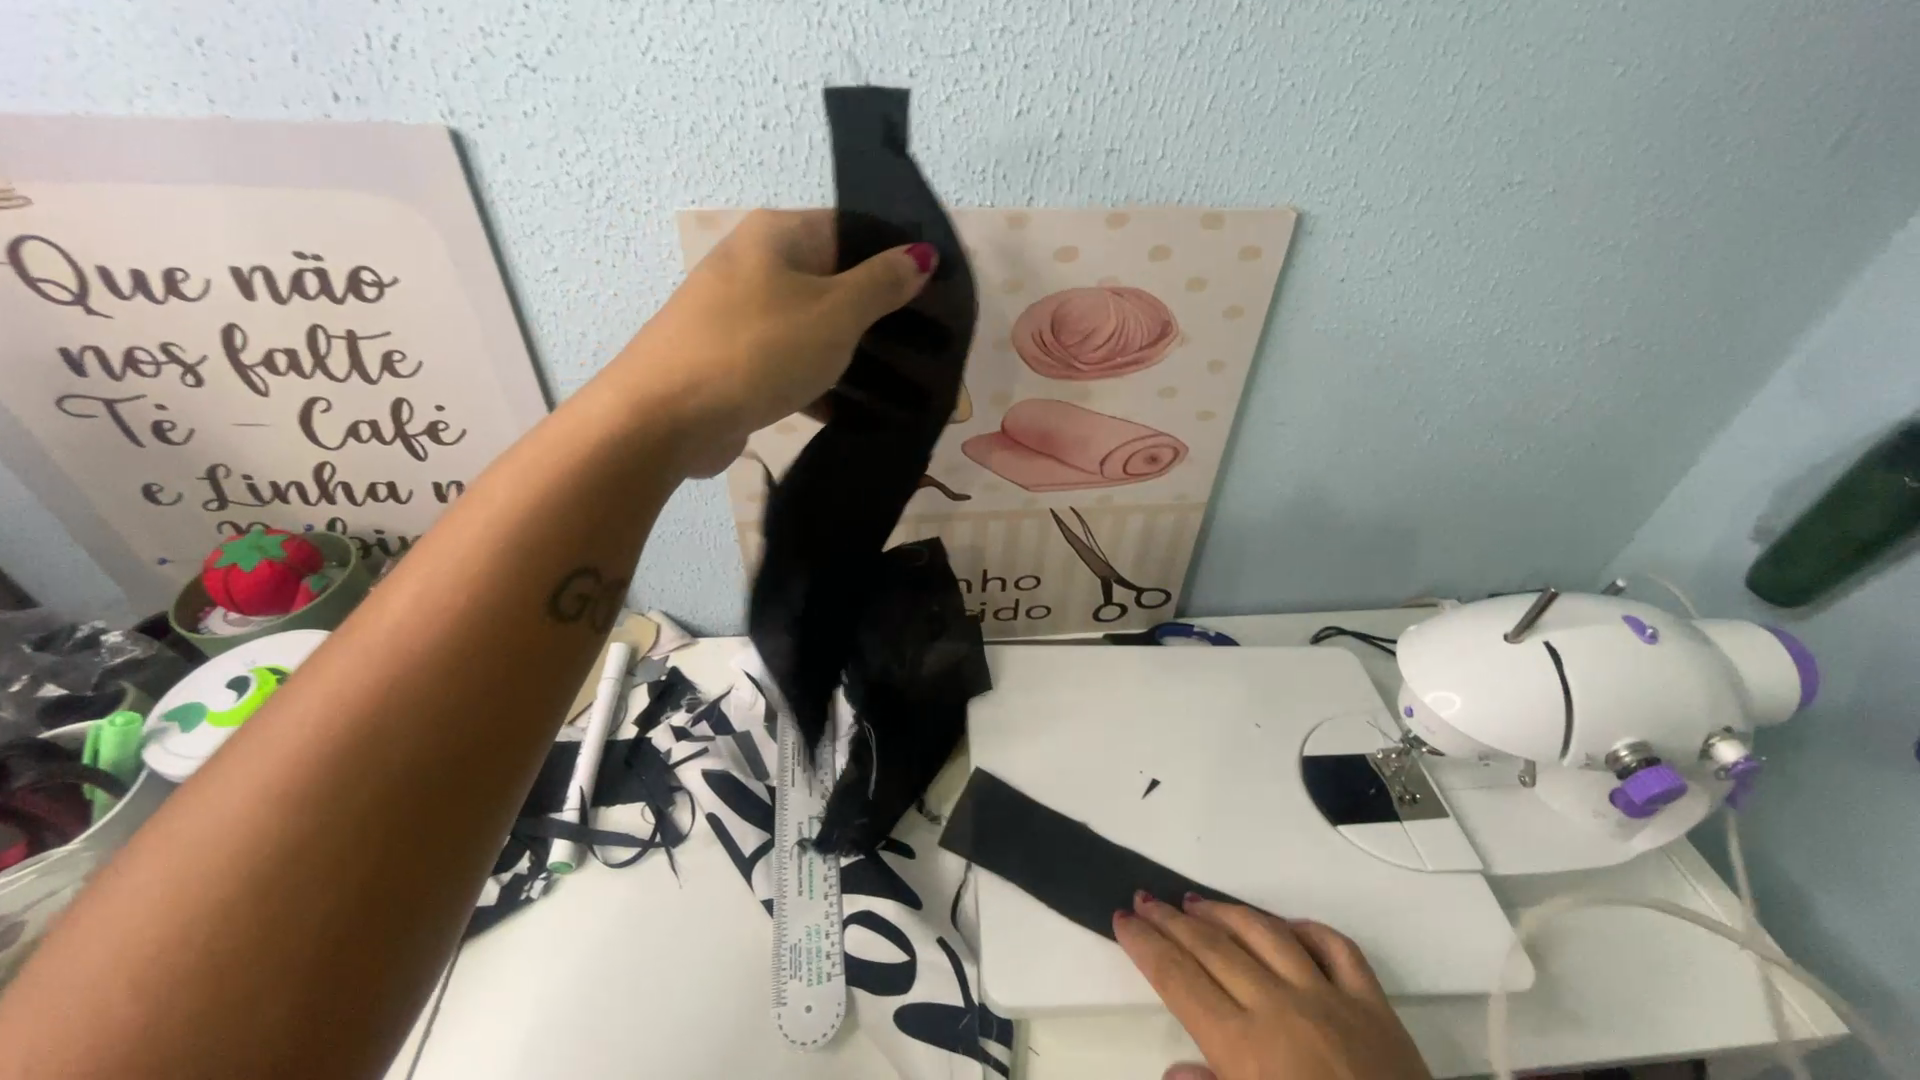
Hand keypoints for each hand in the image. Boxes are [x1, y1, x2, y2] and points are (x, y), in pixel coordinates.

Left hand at [615, 208, 935, 475]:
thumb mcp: (834, 312)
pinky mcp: (734, 364)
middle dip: (882, 315)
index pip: (853, 229)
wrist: (664, 417)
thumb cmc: (758, 350)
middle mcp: (756, 267)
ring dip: (856, 357)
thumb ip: (882, 283)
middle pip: (834, 282)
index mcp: (778, 236)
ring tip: (908, 384)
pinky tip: (860, 415)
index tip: (942, 290)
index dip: (899, 256)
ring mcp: (740, 317)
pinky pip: (792, 367)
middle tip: (931, 342)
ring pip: (814, 329)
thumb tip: (920, 253)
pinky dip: (823, 387)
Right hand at [1115, 892, 1430, 1079]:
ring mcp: (1329, 998)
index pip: (1178, 979)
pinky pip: (1336, 947)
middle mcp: (1279, 1008)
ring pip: (1265, 933)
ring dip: (1225, 912)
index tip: (1123, 919)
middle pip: (1212, 947)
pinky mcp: (1374, 1004)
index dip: (1145, 945)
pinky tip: (1285, 925)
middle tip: (1146, 899)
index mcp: (1243, 1047)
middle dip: (1171, 920)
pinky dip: (1306, 928)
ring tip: (1196, 901)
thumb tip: (1172, 1072)